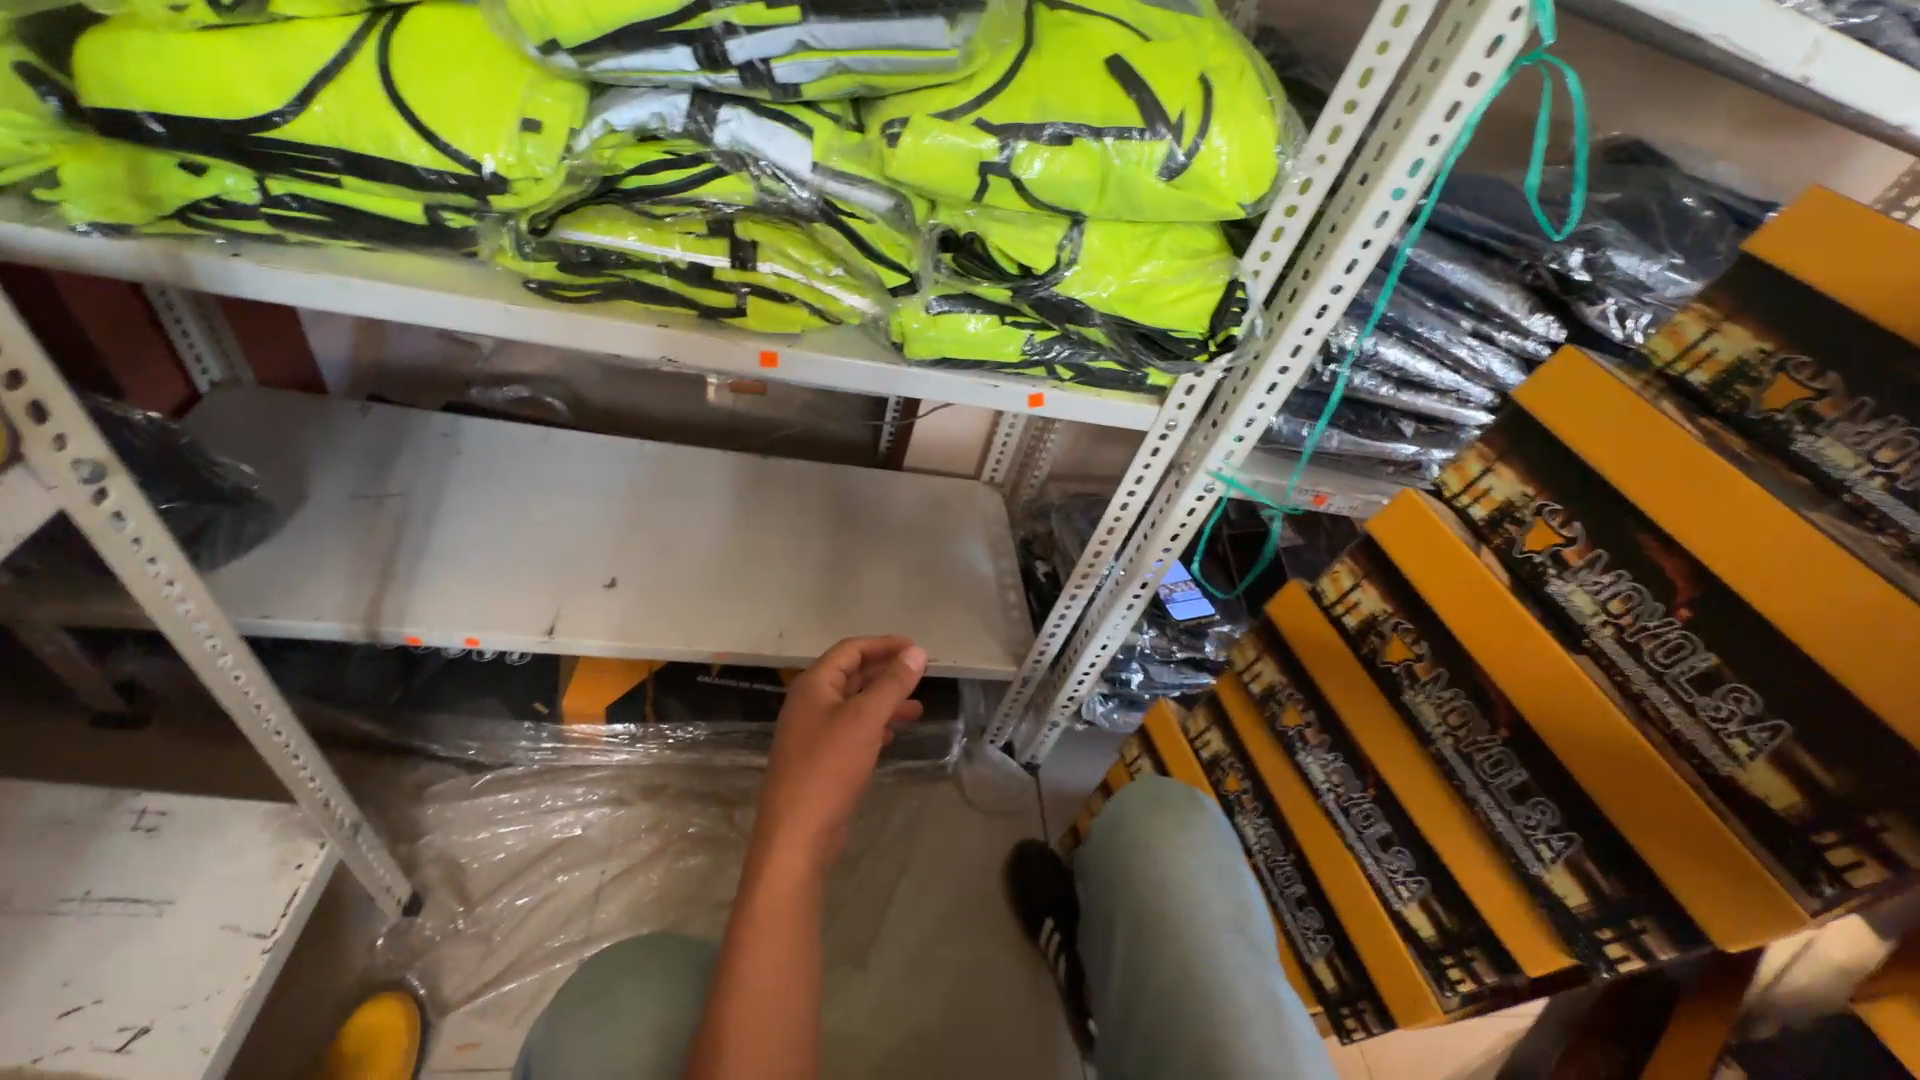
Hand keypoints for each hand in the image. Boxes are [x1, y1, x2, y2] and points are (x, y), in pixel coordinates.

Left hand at [755, 636, 927, 871]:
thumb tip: (917, 652)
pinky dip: (874, 727)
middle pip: (851, 676)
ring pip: (854, 705)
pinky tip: (894, 735)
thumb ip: (892, 684)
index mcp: (813, 685)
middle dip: (886, 673)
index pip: (850, 650)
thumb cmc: (829, 766)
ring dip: (884, 702)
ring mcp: (813, 733)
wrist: (798, 832)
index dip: (883, 645)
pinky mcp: (821, 759)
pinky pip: (851, 731)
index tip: (915, 648)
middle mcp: (810, 703)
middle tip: (920, 675)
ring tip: (918, 709)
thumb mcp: (866, 719)